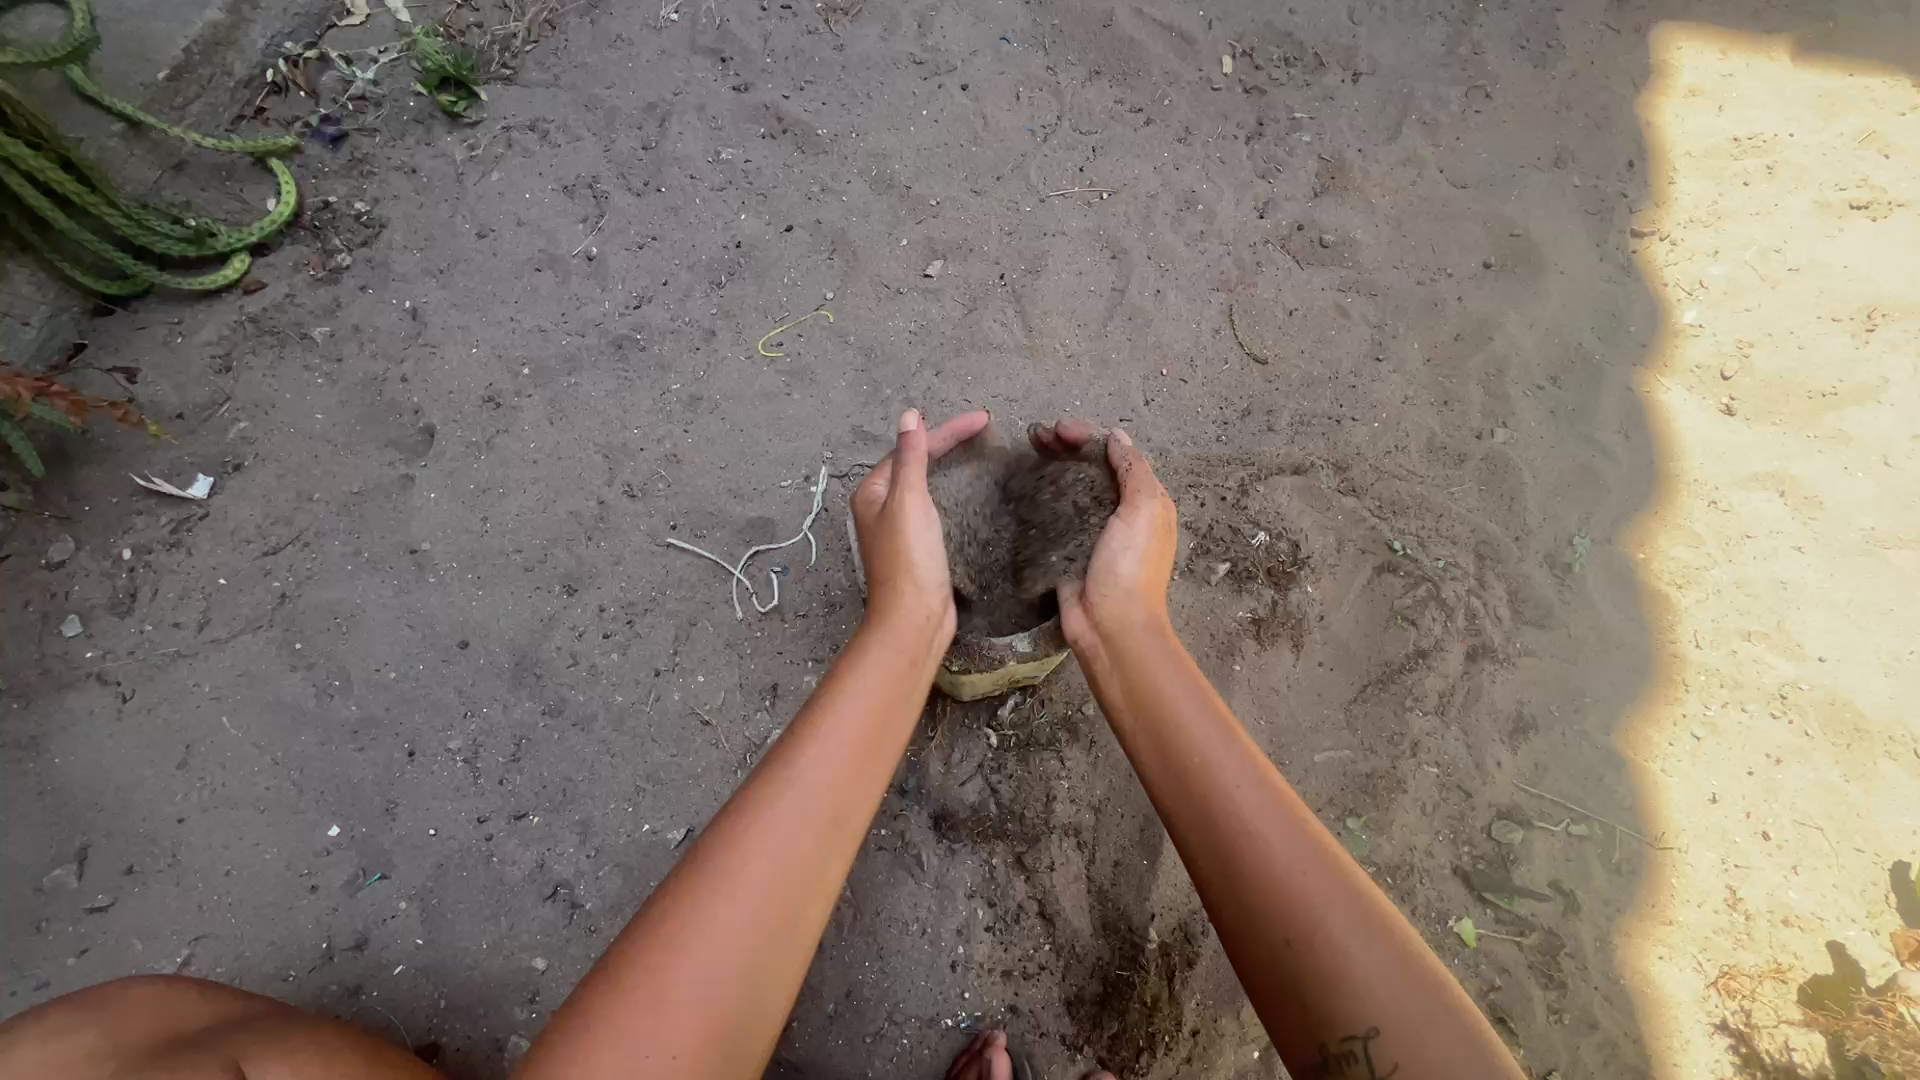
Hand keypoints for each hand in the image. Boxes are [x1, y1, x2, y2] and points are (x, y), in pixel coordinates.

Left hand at [851, 408, 990, 641]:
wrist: (915, 618)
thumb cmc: (909, 560)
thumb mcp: (909, 501)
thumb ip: (910, 458)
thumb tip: (909, 416)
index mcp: (872, 492)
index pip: (910, 448)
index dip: (946, 431)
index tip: (983, 419)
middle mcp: (880, 507)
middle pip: (914, 462)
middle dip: (946, 442)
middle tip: (982, 426)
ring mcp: (897, 528)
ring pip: (922, 484)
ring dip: (945, 463)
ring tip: (972, 447)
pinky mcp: (916, 546)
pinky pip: (931, 506)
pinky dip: (948, 490)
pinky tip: (959, 490)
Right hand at [1028, 419, 1178, 655]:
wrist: (1110, 626)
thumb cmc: (1131, 568)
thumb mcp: (1144, 511)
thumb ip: (1133, 471)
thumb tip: (1116, 437)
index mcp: (1146, 501)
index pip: (1116, 455)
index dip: (1088, 437)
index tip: (1058, 429)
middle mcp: (1121, 512)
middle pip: (1091, 468)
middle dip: (1066, 447)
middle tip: (1035, 435)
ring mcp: (1093, 530)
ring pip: (1072, 487)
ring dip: (1052, 466)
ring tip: (1027, 451)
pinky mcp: (1069, 548)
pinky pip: (1056, 515)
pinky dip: (1043, 496)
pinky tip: (1025, 485)